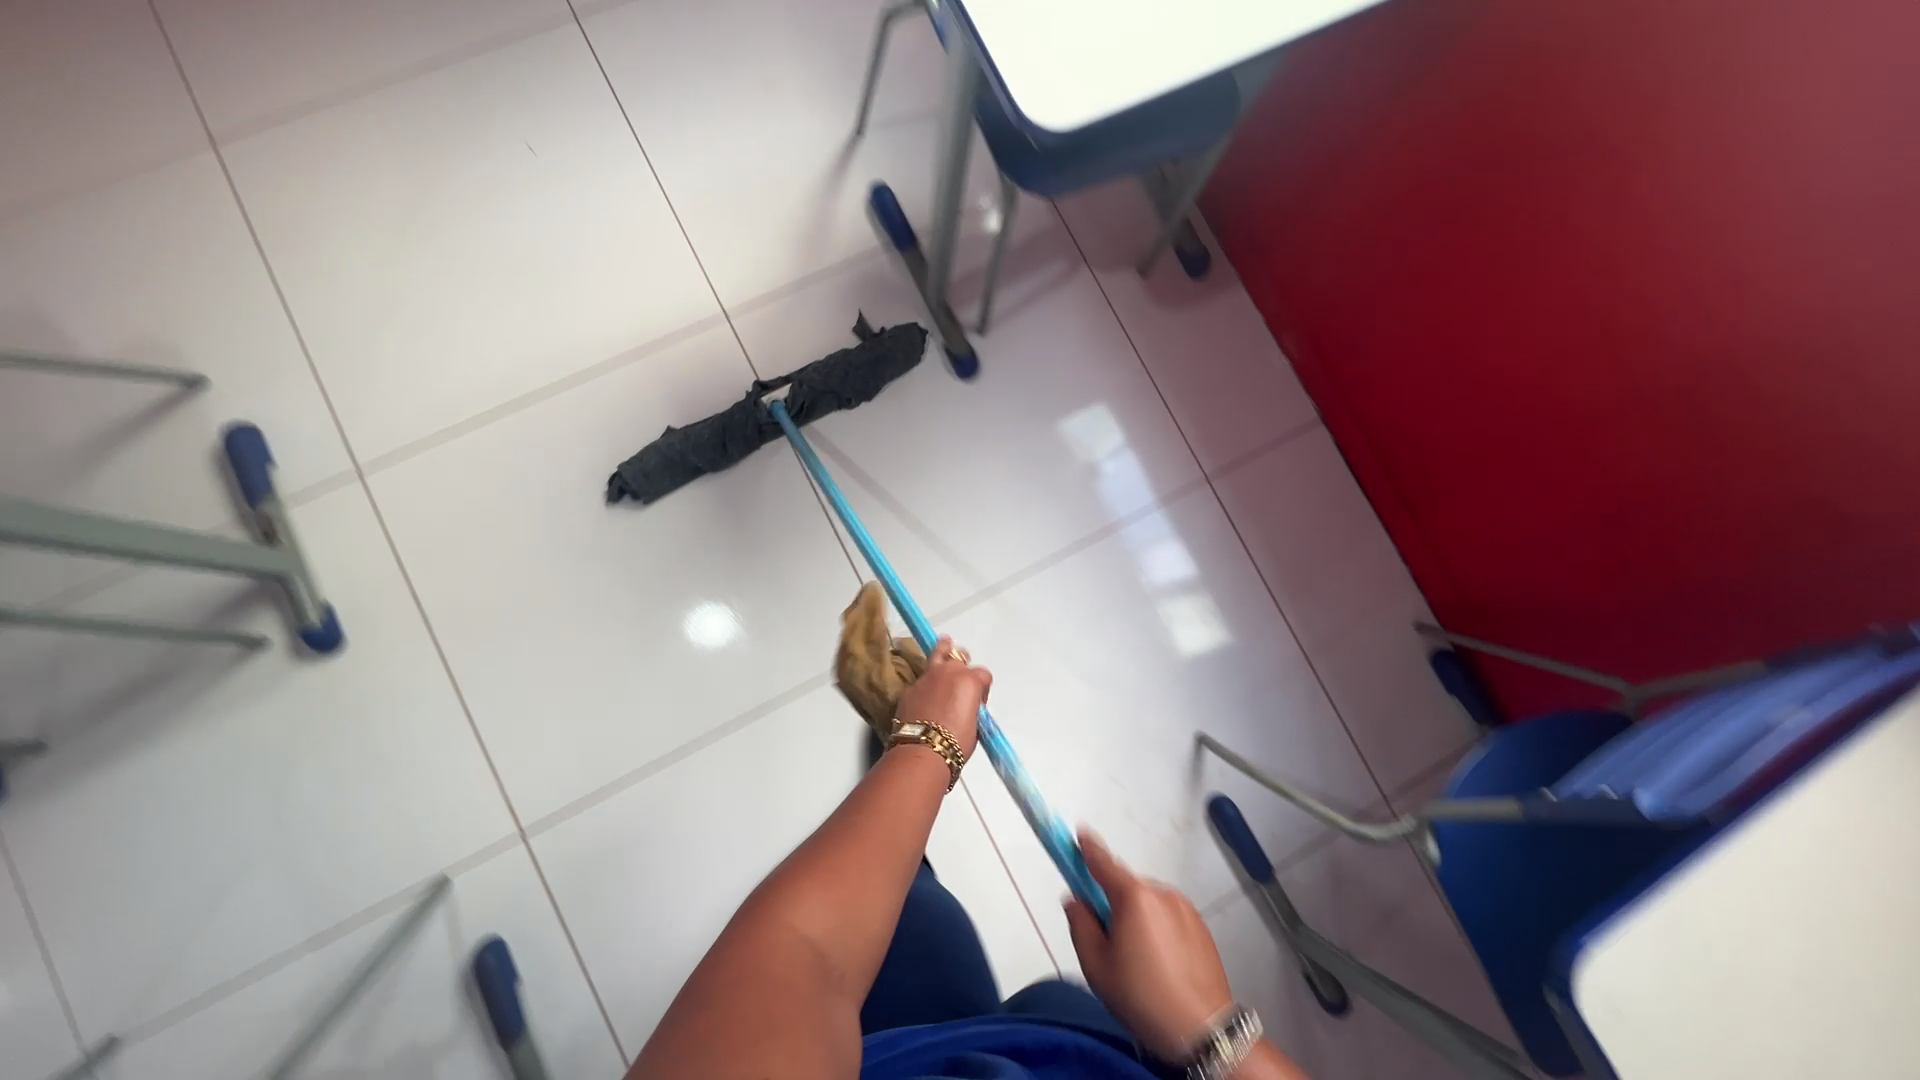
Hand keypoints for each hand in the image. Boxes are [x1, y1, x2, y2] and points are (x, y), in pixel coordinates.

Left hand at [891, 636, 988, 757]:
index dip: (983, 688)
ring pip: (938, 654)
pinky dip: (926, 681)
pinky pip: (921, 678)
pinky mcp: (910, 687)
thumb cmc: (956, 742)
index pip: (983, 674)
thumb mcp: (975, 725)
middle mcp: (949, 672)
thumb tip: (966, 707)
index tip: (978, 702)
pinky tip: (925, 690)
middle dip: (963, 665)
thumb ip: (972, 708)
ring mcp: (927, 677)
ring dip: (943, 650)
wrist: (923, 750)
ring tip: (945, 642)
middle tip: (962, 677)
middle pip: (960, 657)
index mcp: (970, 680)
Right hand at [1063, 832, 1234, 1062]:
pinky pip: (1168, 917)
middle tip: (1110, 944)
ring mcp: (1185, 908)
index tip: (1079, 833)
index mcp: (1133, 897)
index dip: (1088, 848)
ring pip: (1148, 904)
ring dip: (1138, 919)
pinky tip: (1161, 965)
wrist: (1203, 1029)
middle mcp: (1161, 893)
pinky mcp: (1201, 926)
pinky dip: (1159, 930)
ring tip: (1140, 963)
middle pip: (1126, 888)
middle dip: (1113, 904)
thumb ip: (1080, 924)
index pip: (1103, 862)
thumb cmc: (1142, 997)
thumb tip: (1076, 900)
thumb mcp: (1096, 966)